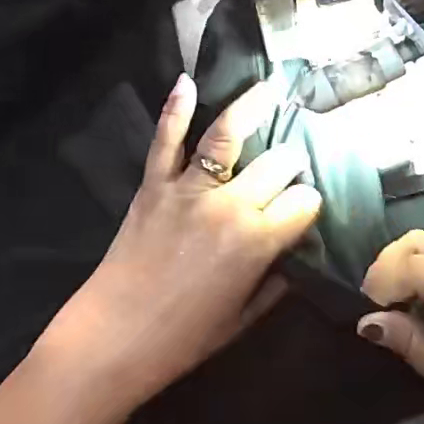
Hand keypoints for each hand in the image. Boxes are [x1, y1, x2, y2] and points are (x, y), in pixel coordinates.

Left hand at [36, 75, 321, 410]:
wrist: (111, 341)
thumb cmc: (185, 338)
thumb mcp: (246, 317)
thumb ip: (279, 281)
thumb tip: (295, 256)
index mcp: (259, 240)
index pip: (306, 201)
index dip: (312, 202)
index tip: (308, 208)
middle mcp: (231, 205)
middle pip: (278, 163)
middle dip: (293, 161)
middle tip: (292, 165)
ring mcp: (188, 190)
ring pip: (227, 136)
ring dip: (253, 106)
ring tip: (271, 87)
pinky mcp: (152, 186)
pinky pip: (165, 142)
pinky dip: (176, 110)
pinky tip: (187, 83)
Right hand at [358, 232, 423, 423]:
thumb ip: (413, 345)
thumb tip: (366, 321)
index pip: (420, 264)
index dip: (385, 283)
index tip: (368, 316)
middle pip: (423, 242)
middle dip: (390, 268)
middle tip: (376, 308)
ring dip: (404, 270)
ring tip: (392, 310)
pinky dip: (421, 276)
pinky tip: (416, 311)